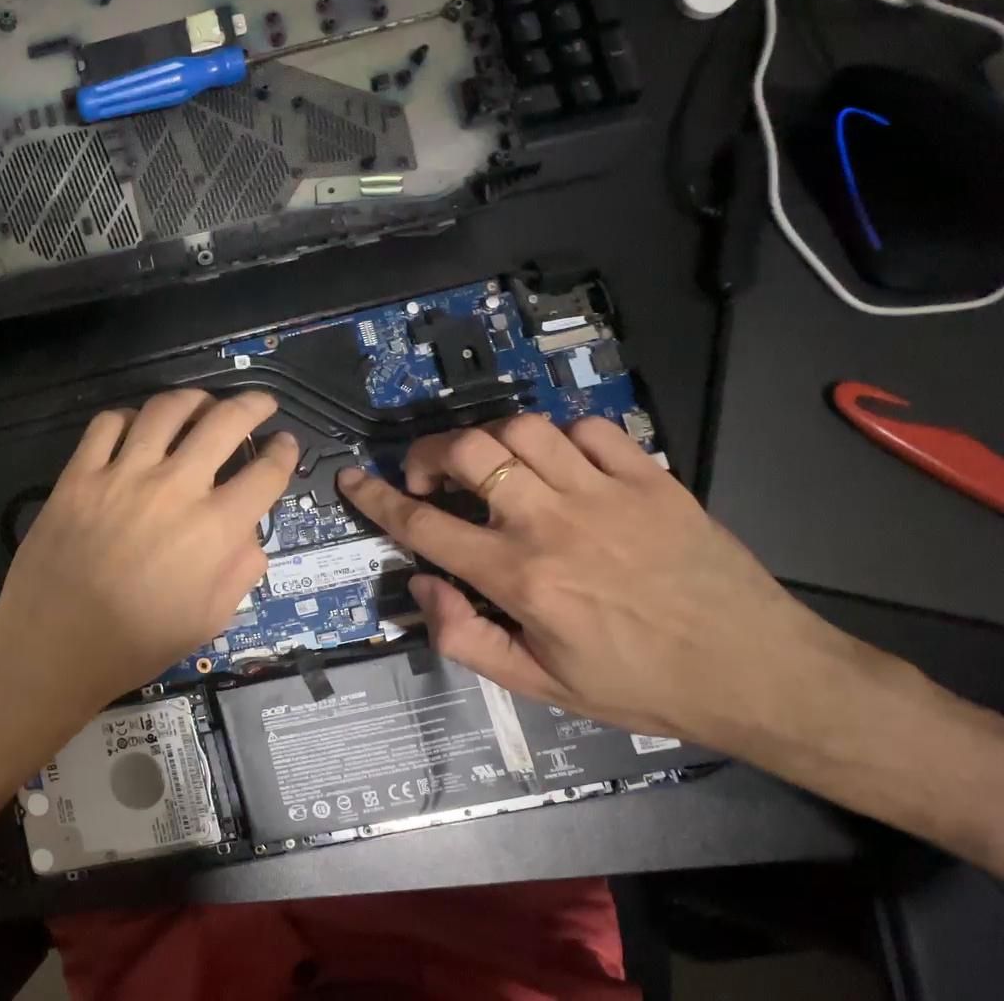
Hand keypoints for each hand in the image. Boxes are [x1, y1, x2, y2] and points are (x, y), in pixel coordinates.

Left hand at [0, 390, 295, 723]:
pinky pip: (106, 424)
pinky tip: (135, 427)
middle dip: (253, 405)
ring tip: (202, 403)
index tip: (285, 445)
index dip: (283, 453)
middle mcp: (173, 488)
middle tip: (260, 403)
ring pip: (165, 410)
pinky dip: (128, 416)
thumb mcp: (208, 622)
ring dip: (193, 399)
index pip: (265, 473)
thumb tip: (248, 534)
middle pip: (224, 422)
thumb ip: (239, 571)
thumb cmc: (134, 645)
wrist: (52, 646)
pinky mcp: (78, 475)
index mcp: (214, 528)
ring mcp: (121, 475)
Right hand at [338, 413, 855, 747]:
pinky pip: (589, 429)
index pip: (423, 525)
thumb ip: (463, 637)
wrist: (761, 675)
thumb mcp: (537, 684)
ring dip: (489, 440)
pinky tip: (557, 464)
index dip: (376, 498)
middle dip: (429, 454)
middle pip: (468, 452)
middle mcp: (552, 524)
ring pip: (522, 429)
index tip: (353, 479)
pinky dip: (558, 437)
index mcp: (519, 577)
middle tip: (431, 478)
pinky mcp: (653, 479)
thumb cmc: (639, 686)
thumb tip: (421, 586)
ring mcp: (606, 494)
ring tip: (490, 465)